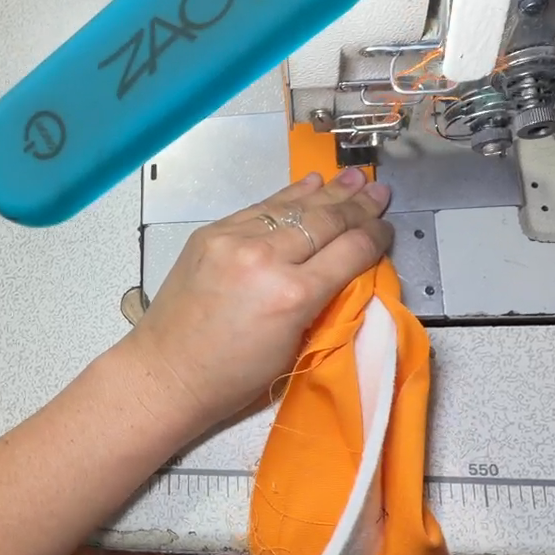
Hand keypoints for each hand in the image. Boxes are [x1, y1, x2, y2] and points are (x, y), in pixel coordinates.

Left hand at [120, 167, 393, 430]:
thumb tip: (348, 262)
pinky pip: (260, 208)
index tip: (387, 228)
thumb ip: (323, 299)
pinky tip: (309, 185)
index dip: (375, 236)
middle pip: (325, 221)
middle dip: (357, 207)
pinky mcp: (211, 232)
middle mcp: (265, 257)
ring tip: (353, 178)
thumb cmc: (235, 376)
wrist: (167, 370)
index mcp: (293, 295)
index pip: (351, 251)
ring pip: (291, 207)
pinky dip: (287, 197)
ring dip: (326, 192)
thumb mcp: (295, 345)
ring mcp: (234, 239)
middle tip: (380, 192)